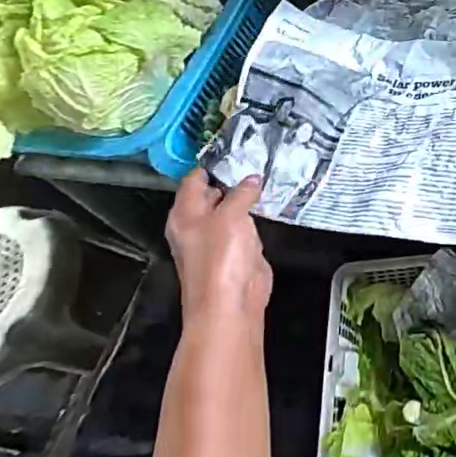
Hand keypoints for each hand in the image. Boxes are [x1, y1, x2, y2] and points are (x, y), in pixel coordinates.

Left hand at [166, 169, 271, 331]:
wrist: (231, 309)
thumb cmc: (221, 257)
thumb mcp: (230, 214)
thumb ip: (241, 192)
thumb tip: (252, 178)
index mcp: (184, 214)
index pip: (196, 178)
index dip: (215, 163)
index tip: (238, 147)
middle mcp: (197, 224)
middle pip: (214, 192)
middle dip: (234, 178)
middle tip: (258, 157)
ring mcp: (217, 240)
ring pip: (231, 210)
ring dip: (247, 197)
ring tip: (267, 173)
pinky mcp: (235, 253)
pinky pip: (245, 227)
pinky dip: (255, 217)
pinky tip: (270, 202)